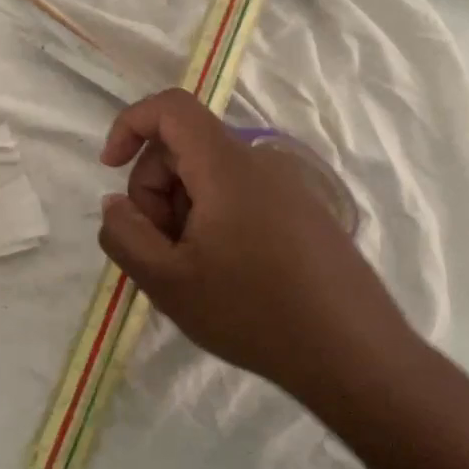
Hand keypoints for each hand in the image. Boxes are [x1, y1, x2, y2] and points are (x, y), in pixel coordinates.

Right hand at [96, 89, 415, 399]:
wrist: (359, 360)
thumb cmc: (254, 314)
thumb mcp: (165, 281)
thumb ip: (123, 234)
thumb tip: (116, 204)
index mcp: (228, 168)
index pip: (171, 108)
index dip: (130, 125)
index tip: (110, 170)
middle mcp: (262, 165)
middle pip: (184, 149)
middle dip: (153, 190)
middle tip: (157, 248)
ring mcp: (290, 190)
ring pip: (209, 177)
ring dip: (181, 212)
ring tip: (190, 269)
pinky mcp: (306, 216)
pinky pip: (239, 198)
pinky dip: (212, 222)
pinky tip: (222, 275)